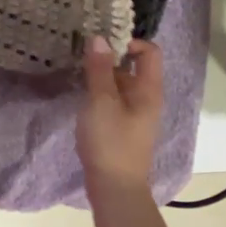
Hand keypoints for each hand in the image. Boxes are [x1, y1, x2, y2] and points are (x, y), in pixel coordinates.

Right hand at [77, 39, 165, 193]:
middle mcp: (145, 98)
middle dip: (108, 57)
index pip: (150, 51)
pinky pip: (112, 99)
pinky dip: (98, 92)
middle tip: (81, 53)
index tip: (101, 44)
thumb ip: (99, 69)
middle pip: (132, 66)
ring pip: (119, 83)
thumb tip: (99, 37)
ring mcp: (134, 113)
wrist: (114, 188)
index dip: (129, 41)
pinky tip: (80, 95)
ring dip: (100, 75)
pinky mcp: (121, 126)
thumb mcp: (101, 102)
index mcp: (148, 90)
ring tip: (75, 72)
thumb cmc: (110, 142)